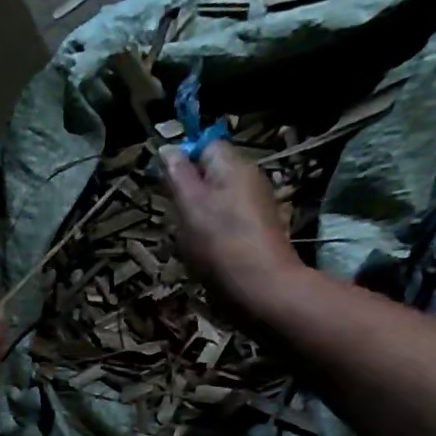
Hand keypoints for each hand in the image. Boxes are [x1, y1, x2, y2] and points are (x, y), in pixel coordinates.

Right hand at [161, 143, 306, 307]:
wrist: (266, 290)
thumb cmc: (223, 243)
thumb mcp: (190, 204)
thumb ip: (177, 174)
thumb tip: (169, 149)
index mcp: (234, 165)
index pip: (205, 145)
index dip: (183, 162)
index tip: (169, 188)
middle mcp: (251, 180)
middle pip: (210, 178)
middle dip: (189, 197)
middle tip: (179, 220)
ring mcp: (258, 209)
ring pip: (217, 206)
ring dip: (199, 223)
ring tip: (193, 244)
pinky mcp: (260, 235)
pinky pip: (229, 228)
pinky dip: (215, 240)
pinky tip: (209, 259)